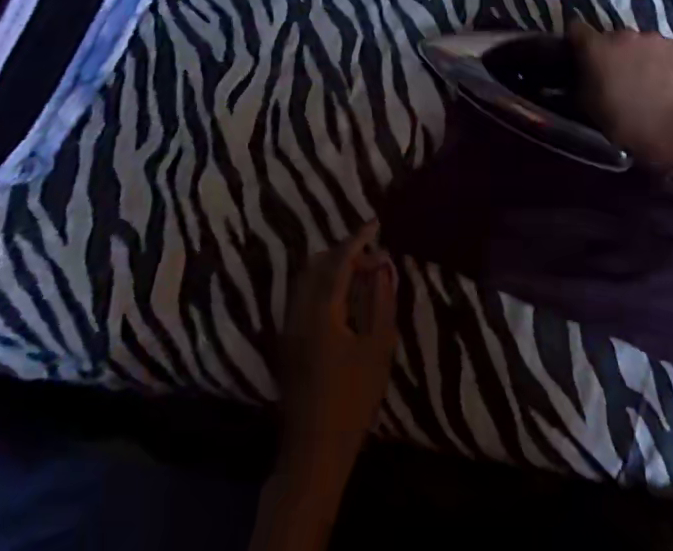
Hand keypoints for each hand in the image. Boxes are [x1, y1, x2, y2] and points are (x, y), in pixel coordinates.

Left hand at [276, 220, 398, 476]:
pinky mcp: (289, 343)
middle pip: (314, 267)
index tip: (376, 223)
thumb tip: (383, 264)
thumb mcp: (378, 346)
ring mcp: (288, 330)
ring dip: (332, 268)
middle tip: (375, 256)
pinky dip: (324, 285)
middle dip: (343, 252)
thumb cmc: (354, 397)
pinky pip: (303, 297)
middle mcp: (297, 315)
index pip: (336, 263)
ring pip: (305, 281)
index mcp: (319, 314)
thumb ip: (381, 300)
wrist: (315, 448)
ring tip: (365, 273)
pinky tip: (347, 297)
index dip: (357, 240)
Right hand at [569, 21, 672, 168]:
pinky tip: (663, 81)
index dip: (578, 42)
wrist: (668, 128)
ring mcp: (653, 39)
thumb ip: (581, 81)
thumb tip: (582, 74)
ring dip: (637, 55)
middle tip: (616, 75)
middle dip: (612, 52)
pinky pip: (661, 50)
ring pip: (639, 43)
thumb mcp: (587, 105)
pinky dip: (659, 61)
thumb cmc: (621, 121)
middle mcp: (623, 35)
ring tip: (644, 79)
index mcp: (596, 47)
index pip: (577, 30)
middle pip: (612, 37)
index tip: (581, 56)